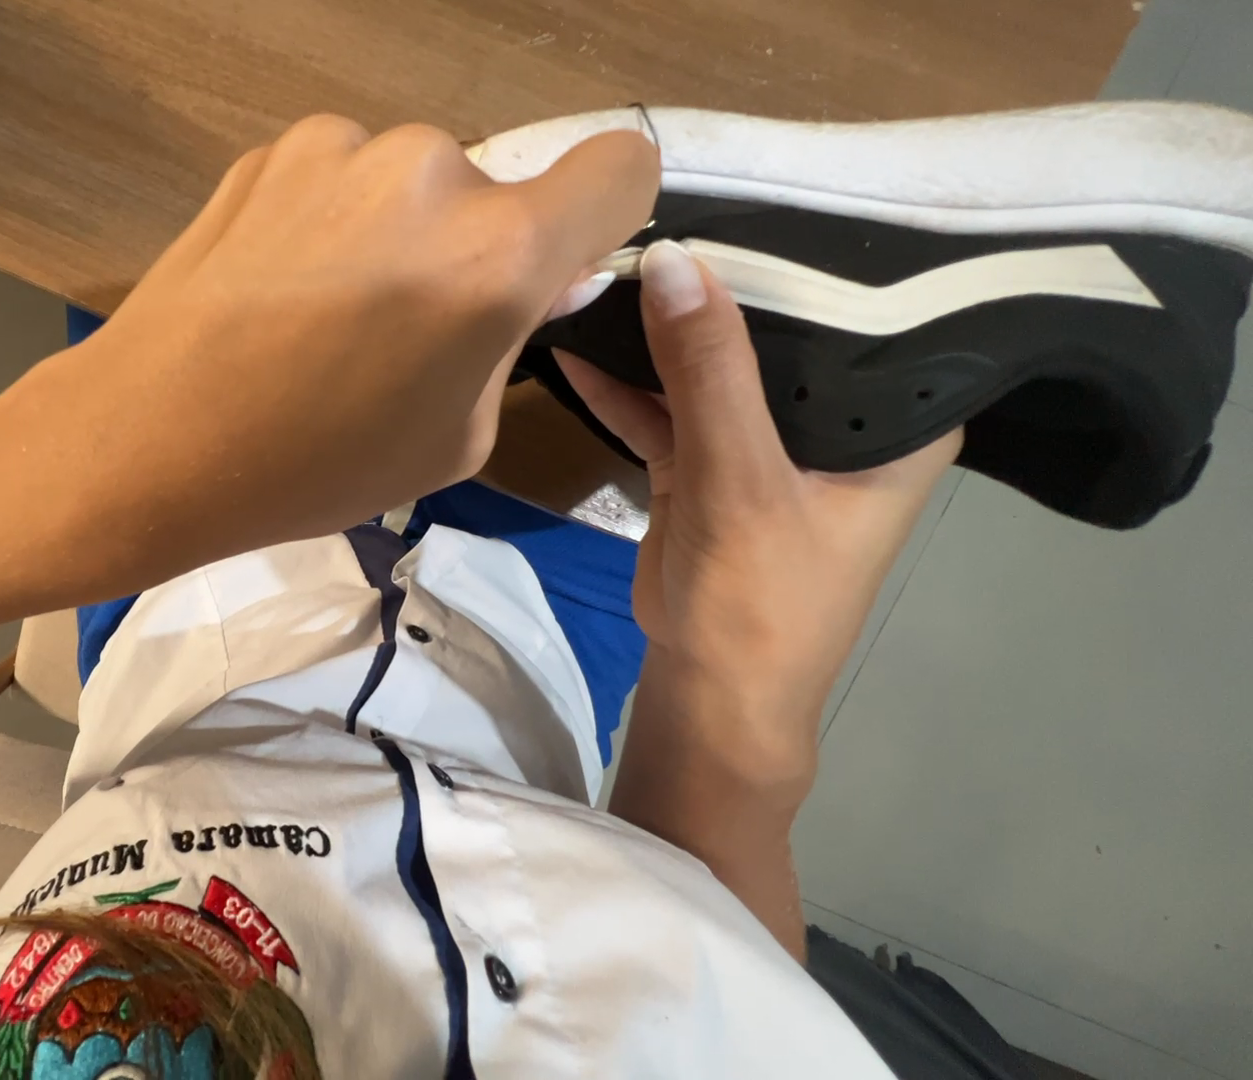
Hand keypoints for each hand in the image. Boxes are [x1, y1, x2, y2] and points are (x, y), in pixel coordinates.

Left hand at [0, 115, 658, 624]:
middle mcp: (429, 171)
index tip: (563, 261)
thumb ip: (509, 348)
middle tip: (402, 333)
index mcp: (496, 254)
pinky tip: (276, 293)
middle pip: (495, 193)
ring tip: (323, 319)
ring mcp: (338, 148)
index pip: (618, 168)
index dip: (605, 215)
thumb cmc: (310, 467)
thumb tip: (536, 282)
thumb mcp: (451, 440)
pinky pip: (336, 182)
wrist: (150, 439)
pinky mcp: (268, 151)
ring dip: (393, 236)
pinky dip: (328, 225)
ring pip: (409, 186)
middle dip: (468, 252)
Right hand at [559, 241, 959, 793]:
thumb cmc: (760, 598)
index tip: (748, 187)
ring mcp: (761, 446)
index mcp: (893, 418)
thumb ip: (707, 372)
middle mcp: (834, 422)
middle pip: (774, 333)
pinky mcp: (704, 469)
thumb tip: (669, 261)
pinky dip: (622, 388)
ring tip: (603, 276)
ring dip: (654, 339)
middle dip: (715, 286)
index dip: (807, 251)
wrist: (709, 689)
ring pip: (707, 372)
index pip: (863, 308)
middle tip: (659, 215)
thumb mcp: (739, 477)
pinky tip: (579, 350)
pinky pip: (663, 413)